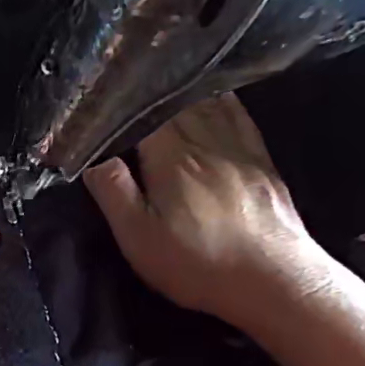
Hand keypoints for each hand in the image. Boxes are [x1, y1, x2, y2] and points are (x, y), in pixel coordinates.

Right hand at [83, 93, 330, 327]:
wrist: (272, 278)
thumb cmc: (195, 261)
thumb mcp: (138, 236)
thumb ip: (113, 191)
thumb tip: (92, 157)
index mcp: (172, 155)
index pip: (142, 112)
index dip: (118, 104)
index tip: (97, 104)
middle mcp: (207, 138)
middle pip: (174, 100)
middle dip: (146, 96)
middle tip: (121, 94)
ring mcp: (239, 144)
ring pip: (206, 100)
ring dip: (180, 90)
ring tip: (157, 87)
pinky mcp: (261, 156)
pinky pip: (236, 112)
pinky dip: (217, 98)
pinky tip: (209, 96)